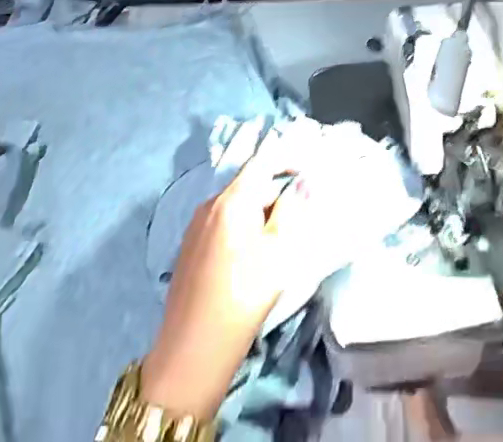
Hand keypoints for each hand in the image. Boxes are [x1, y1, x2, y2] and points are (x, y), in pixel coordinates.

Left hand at [140, 135, 315, 419]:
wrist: (193, 345)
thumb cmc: (243, 297)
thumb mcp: (278, 256)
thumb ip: (292, 213)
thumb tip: (305, 180)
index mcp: (231, 200)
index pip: (260, 161)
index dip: (287, 157)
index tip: (311, 163)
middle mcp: (209, 203)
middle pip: (249, 184)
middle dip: (277, 191)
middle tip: (305, 211)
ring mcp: (196, 224)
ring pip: (236, 205)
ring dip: (261, 211)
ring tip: (284, 234)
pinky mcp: (191, 245)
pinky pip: (223, 222)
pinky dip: (244, 226)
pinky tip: (253, 253)